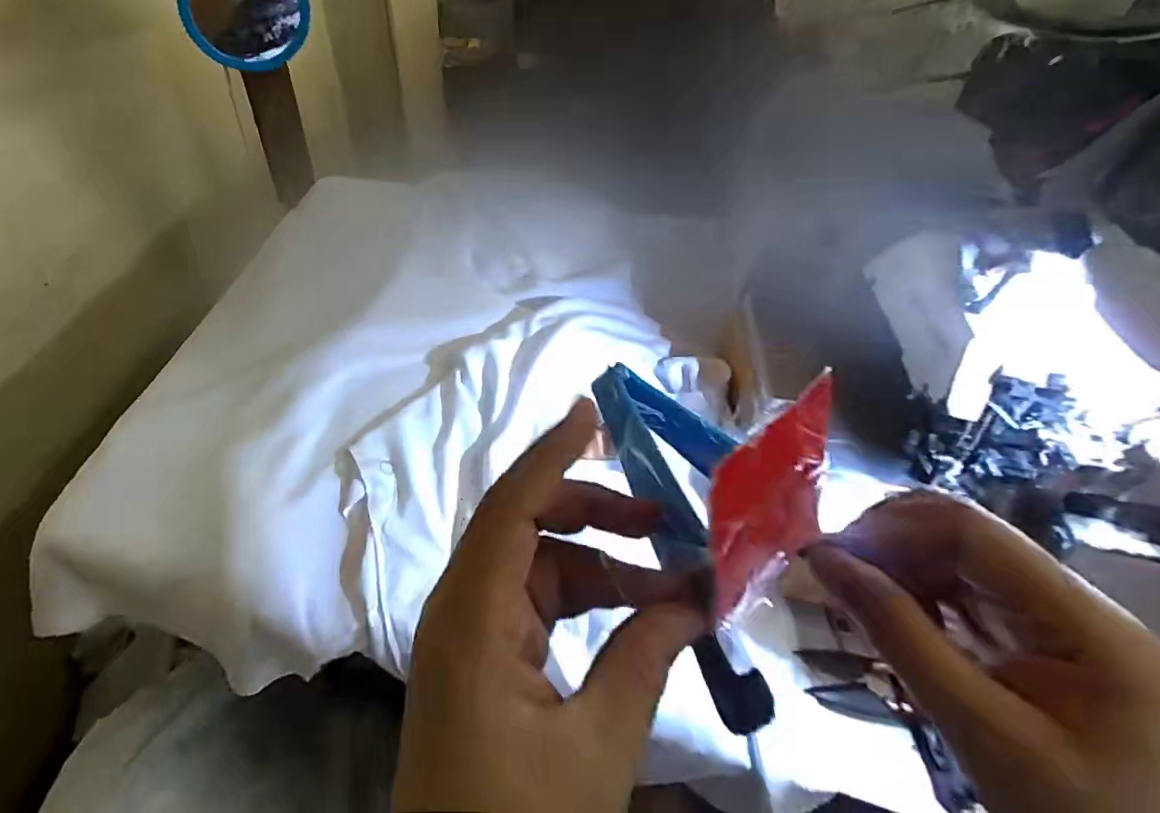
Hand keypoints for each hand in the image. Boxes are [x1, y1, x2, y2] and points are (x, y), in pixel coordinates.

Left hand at [392, 400, 708, 812]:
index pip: (511, 505)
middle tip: (663, 519)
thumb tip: (696, 600)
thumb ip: (645, 657)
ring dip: (603, 564)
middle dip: (598, 513)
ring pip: (541, 564)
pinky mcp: (484, 656)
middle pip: (529, 525)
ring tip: (671, 584)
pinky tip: (637, 615)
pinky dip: (587, 598)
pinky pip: (539, 601)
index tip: (592, 414)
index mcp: (473, 615)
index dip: (552, 453)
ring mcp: (472, 632)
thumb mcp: (596, 744)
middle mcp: (463, 607)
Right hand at [805, 491, 1159, 812]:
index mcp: (1085, 619)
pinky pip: (976, 608)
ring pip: (967, 569)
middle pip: (970, 541)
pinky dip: (926, 605)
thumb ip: (904, 639)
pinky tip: (893, 619)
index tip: (828, 552)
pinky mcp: (1051, 657)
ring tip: (850, 595)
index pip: (973, 533)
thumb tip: (825, 560)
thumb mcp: (985, 737)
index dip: (892, 529)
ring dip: (903, 572)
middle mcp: (1079, 607)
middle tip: (829, 571)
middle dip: (892, 544)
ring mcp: (1067, 631)